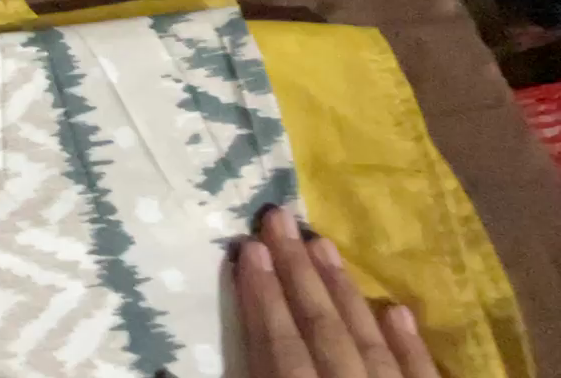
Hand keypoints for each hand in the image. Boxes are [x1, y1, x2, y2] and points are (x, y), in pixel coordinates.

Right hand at [235, 206, 438, 377]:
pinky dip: (411, 346)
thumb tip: (168, 352)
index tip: (247, 244)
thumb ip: (237, 369)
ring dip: (344, 292)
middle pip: (323, 330)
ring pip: (368, 344)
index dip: (261, 294)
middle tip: (278, 217)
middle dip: (298, 272)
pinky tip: (396, 309)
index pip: (279, 343)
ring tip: (324, 243)